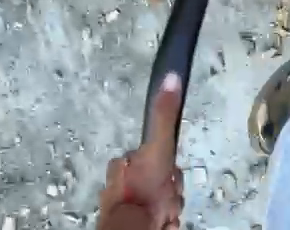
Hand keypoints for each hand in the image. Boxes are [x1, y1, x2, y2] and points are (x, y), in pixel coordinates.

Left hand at [97, 73, 184, 229]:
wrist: (135, 228)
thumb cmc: (146, 187)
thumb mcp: (159, 145)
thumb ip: (164, 114)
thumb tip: (172, 76)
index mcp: (123, 163)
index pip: (152, 155)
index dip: (167, 163)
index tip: (171, 172)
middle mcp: (117, 184)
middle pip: (156, 177)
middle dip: (169, 185)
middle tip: (170, 193)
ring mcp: (122, 207)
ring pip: (157, 198)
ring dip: (168, 203)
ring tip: (167, 209)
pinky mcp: (130, 225)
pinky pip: (153, 217)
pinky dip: (161, 219)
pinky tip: (163, 221)